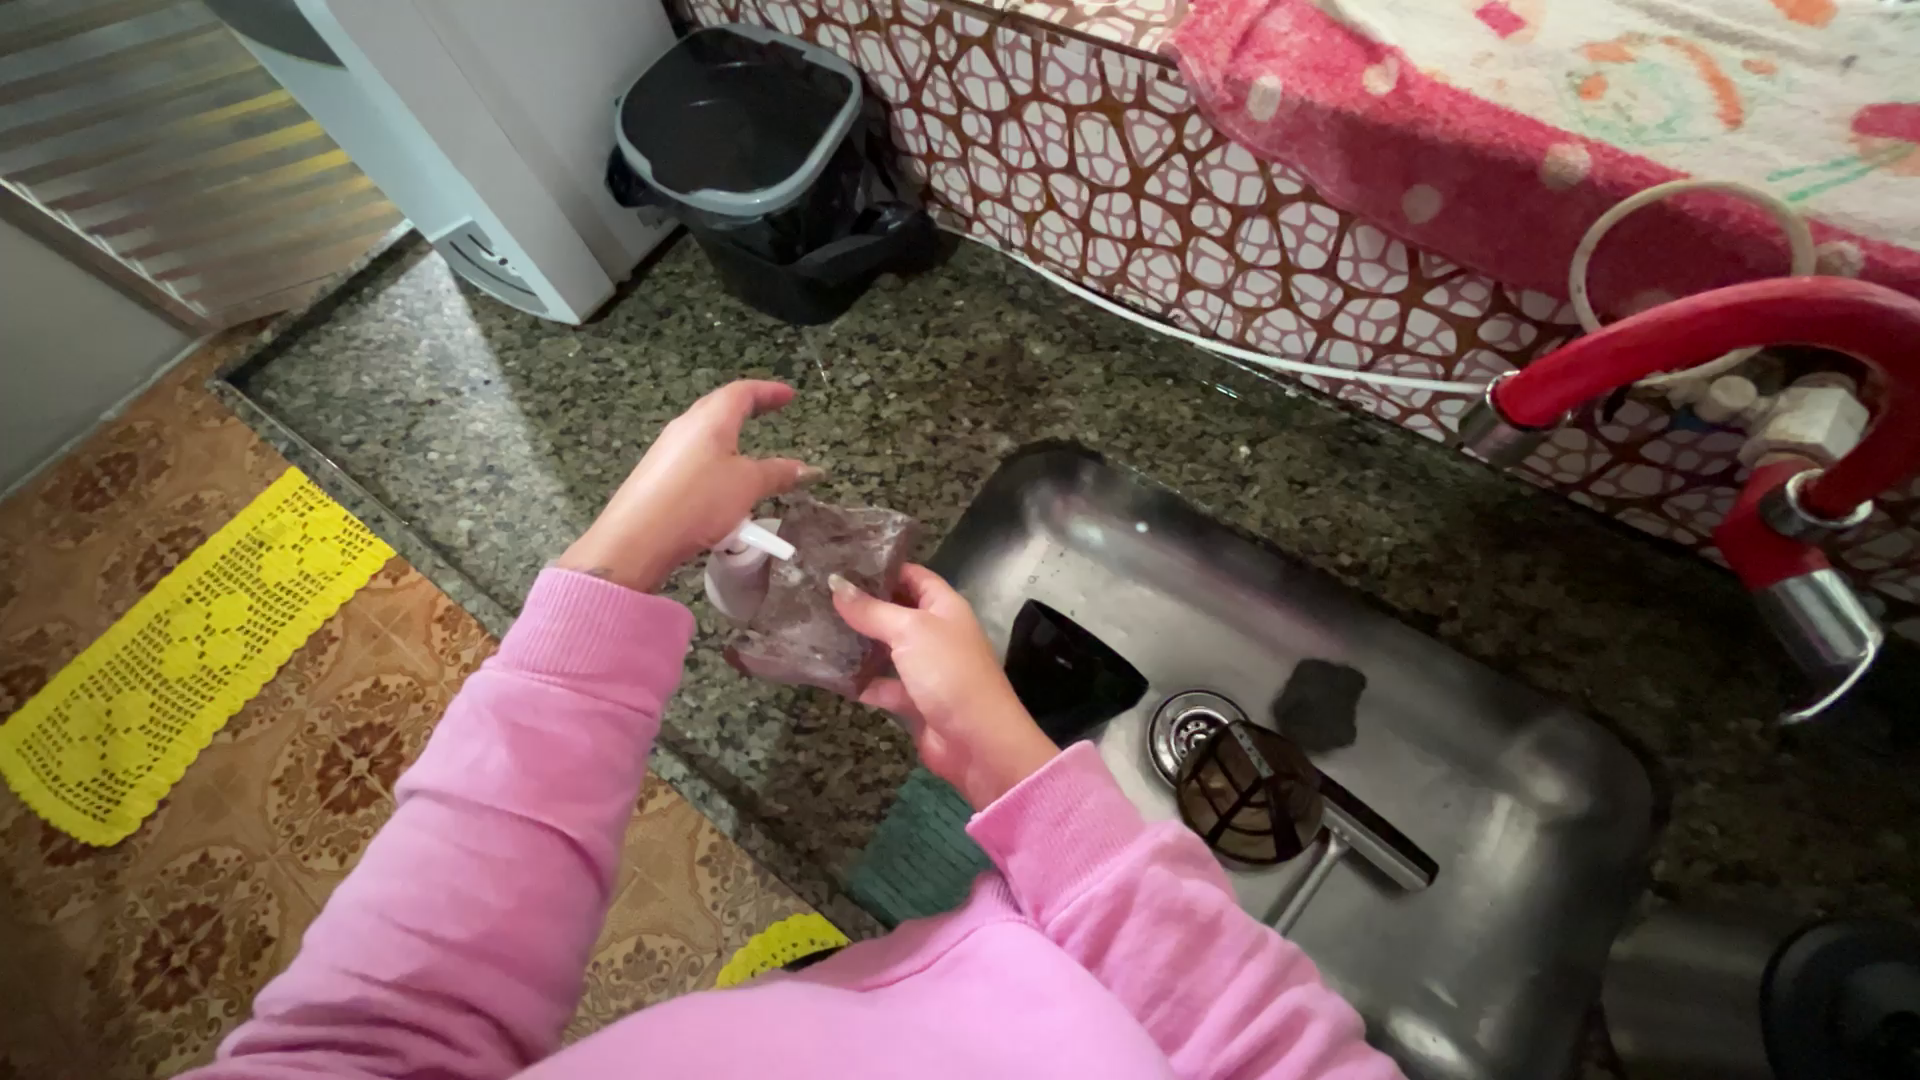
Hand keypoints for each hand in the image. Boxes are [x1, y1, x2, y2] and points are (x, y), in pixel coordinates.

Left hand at [554, 380, 816, 592]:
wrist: (638, 537)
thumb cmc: (699, 500)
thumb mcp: (748, 486)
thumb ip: (778, 474)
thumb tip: (809, 470)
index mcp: (710, 420)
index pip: (742, 392)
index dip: (768, 391)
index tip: (788, 395)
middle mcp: (686, 427)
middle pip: (719, 407)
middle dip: (748, 407)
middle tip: (770, 411)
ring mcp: (668, 450)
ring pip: (706, 433)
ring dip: (731, 435)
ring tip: (750, 448)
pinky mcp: (658, 475)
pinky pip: (695, 458)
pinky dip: (717, 460)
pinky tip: (724, 483)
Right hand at [830, 566, 1058, 810]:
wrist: (977, 741)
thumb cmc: (949, 672)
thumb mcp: (910, 631)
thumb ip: (872, 610)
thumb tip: (835, 584)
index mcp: (945, 607)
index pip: (913, 575)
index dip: (882, 567)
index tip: (842, 561)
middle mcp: (937, 633)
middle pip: (897, 611)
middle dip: (863, 605)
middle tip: (819, 594)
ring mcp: (926, 668)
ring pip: (887, 649)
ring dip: (858, 642)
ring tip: (817, 627)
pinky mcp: (914, 700)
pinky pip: (883, 685)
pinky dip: (862, 682)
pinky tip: (831, 674)